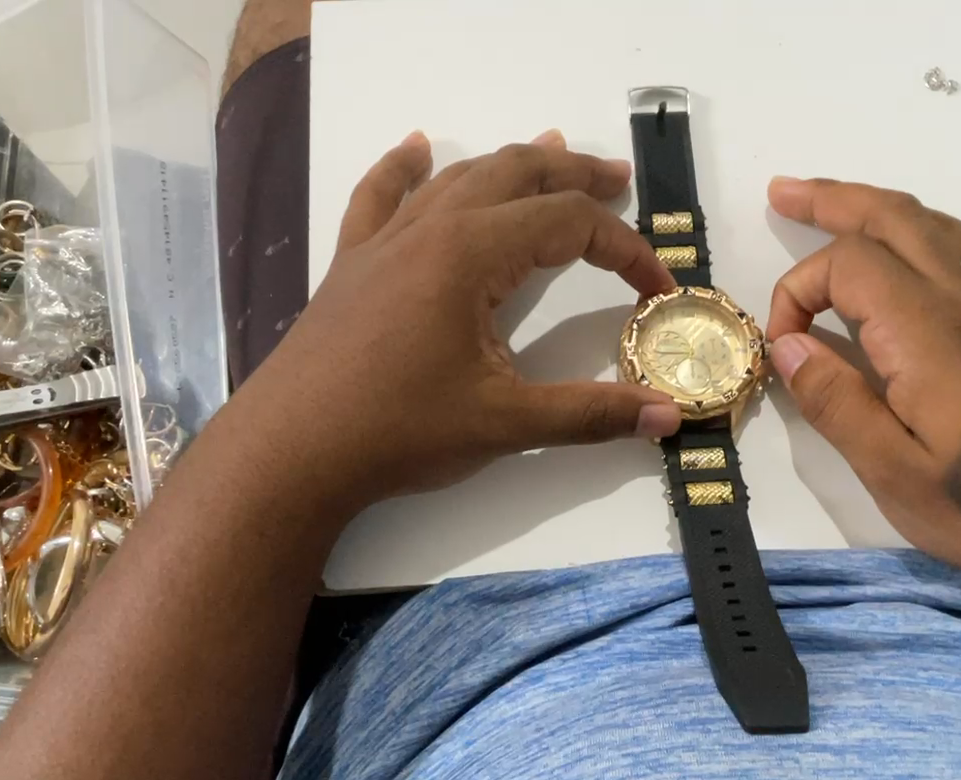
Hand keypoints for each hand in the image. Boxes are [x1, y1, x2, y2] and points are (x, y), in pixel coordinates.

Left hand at [238, 130, 682, 513]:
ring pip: (457, 179)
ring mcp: (383, 243)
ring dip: (510, 165)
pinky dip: (405, 168)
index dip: (625, 252)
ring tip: (551, 155)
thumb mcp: (505, 424)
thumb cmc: (398, 433)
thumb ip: (590, 415)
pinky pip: (380, 198)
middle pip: (516, 177)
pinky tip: (417, 147)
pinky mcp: (352, 266)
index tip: (657, 289)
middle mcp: (428, 229)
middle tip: (618, 182)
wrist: (291, 452)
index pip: (569, 226)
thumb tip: (669, 418)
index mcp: (470, 254)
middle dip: (575, 178)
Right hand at [764, 177, 960, 612]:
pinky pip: (957, 258)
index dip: (797, 289)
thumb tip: (786, 347)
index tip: (778, 346)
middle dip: (834, 199)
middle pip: (897, 219)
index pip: (848, 264)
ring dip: (876, 210)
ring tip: (833, 209)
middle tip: (783, 190)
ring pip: (933, 231)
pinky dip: (913, 239)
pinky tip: (898, 265)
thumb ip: (835, 402)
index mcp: (928, 334)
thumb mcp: (892, 471)